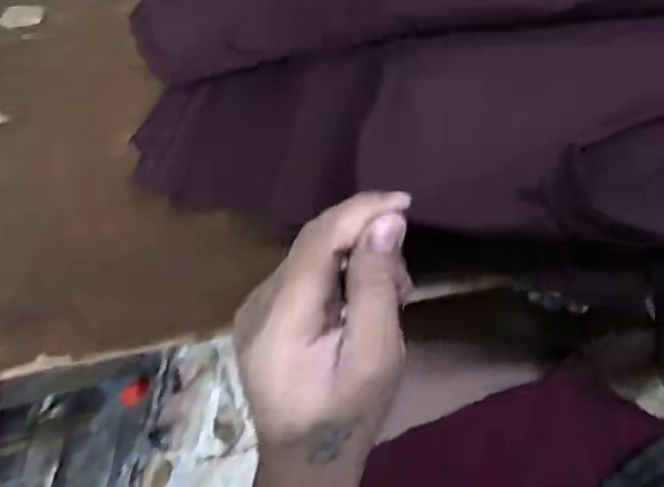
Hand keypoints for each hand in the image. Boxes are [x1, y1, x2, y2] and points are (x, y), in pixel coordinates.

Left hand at [235, 192, 412, 486]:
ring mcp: (258, 305)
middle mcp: (259, 302)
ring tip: (392, 291)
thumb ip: (377, 286)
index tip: (405, 203)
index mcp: (279, 318)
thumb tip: (387, 221)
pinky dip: (344, 267)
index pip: (320, 238)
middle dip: (366, 232)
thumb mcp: (375, 358)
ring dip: (358, 252)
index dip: (362, 211)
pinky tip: (366, 295)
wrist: (306, 465)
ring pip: (315, 248)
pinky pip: (309, 266)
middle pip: (315, 238)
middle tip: (404, 267)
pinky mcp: (266, 309)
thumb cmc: (346, 417)